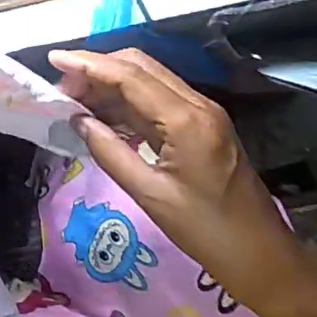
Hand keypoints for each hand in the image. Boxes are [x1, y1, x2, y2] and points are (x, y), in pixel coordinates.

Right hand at [50, 48, 313, 311]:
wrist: (262, 256)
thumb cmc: (206, 231)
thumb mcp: (149, 195)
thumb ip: (109, 152)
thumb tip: (78, 121)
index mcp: (186, 120)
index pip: (129, 76)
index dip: (88, 64)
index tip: (54, 60)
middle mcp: (196, 105)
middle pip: (140, 67)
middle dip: (97, 69)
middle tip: (62, 88)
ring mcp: (202, 113)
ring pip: (147, 80)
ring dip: (109, 84)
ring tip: (74, 101)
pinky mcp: (201, 126)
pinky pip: (156, 101)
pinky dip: (126, 101)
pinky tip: (102, 116)